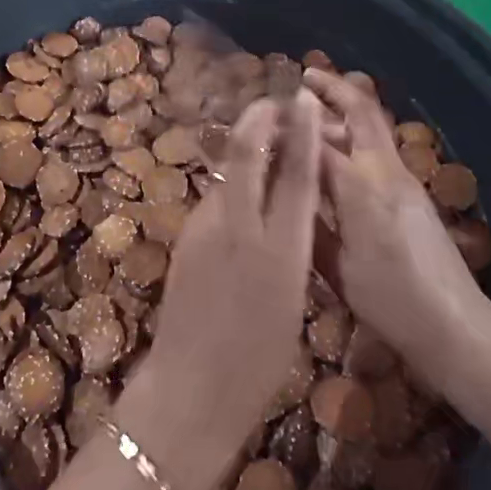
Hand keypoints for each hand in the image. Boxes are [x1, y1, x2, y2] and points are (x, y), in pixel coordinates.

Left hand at [117, 93, 323, 489]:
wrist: (191, 389)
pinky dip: (233, 186)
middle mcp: (239, 228)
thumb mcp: (296, 300)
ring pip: (228, 173)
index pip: (295, 173)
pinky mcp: (184, 239)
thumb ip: (294, 246)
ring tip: (267, 146)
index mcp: (281, 250)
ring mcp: (203, 229)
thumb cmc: (260, 361)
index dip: (302, 129)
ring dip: (247, 151)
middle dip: (261, 117)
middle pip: (247, 151)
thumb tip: (291, 207)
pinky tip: (244, 197)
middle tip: (276, 104)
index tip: (306, 99)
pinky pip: (215, 200)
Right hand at [304, 69, 488, 386]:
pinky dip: (359, 135)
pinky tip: (340, 151)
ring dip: (347, 110)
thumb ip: (310, 224)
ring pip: (375, 128)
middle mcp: (386, 173)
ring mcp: (406, 180)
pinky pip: (382, 149)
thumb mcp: (336, 269)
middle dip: (334, 88)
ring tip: (315, 108)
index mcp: (361, 190)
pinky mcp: (415, 193)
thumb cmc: (389, 302)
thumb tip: (286, 194)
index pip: (317, 143)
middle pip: (362, 112)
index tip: (265, 113)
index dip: (290, 125)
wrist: (453, 324)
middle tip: (305, 76)